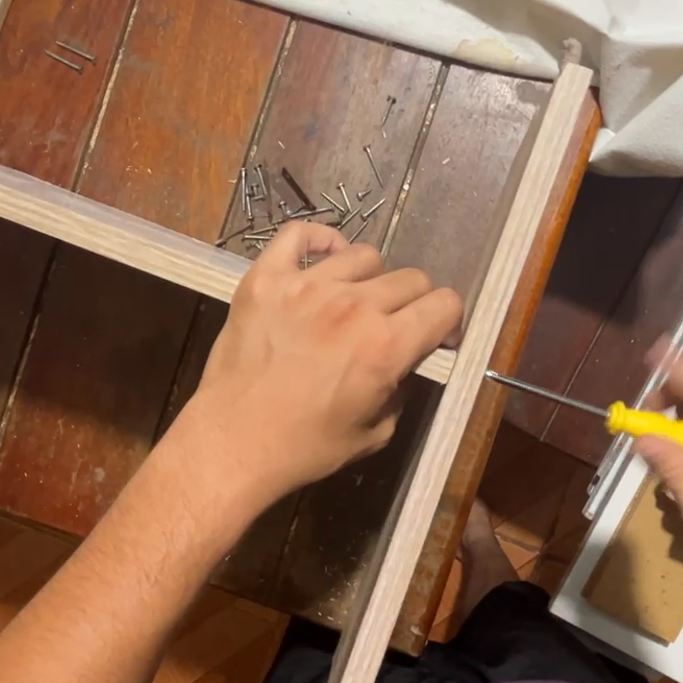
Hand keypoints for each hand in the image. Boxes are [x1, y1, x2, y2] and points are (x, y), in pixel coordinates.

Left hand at [169, 222, 462, 521]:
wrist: (233, 443)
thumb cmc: (306, 448)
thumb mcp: (377, 432)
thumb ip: (401, 388)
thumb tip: (404, 362)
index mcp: (386, 346)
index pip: (444, 304)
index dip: (449, 320)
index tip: (437, 336)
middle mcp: (354, 306)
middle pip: (411, 278)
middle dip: (415, 303)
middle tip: (395, 325)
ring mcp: (307, 285)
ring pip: (364, 256)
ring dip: (370, 279)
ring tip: (354, 301)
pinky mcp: (266, 278)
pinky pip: (300, 235)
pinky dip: (320, 241)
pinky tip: (325, 259)